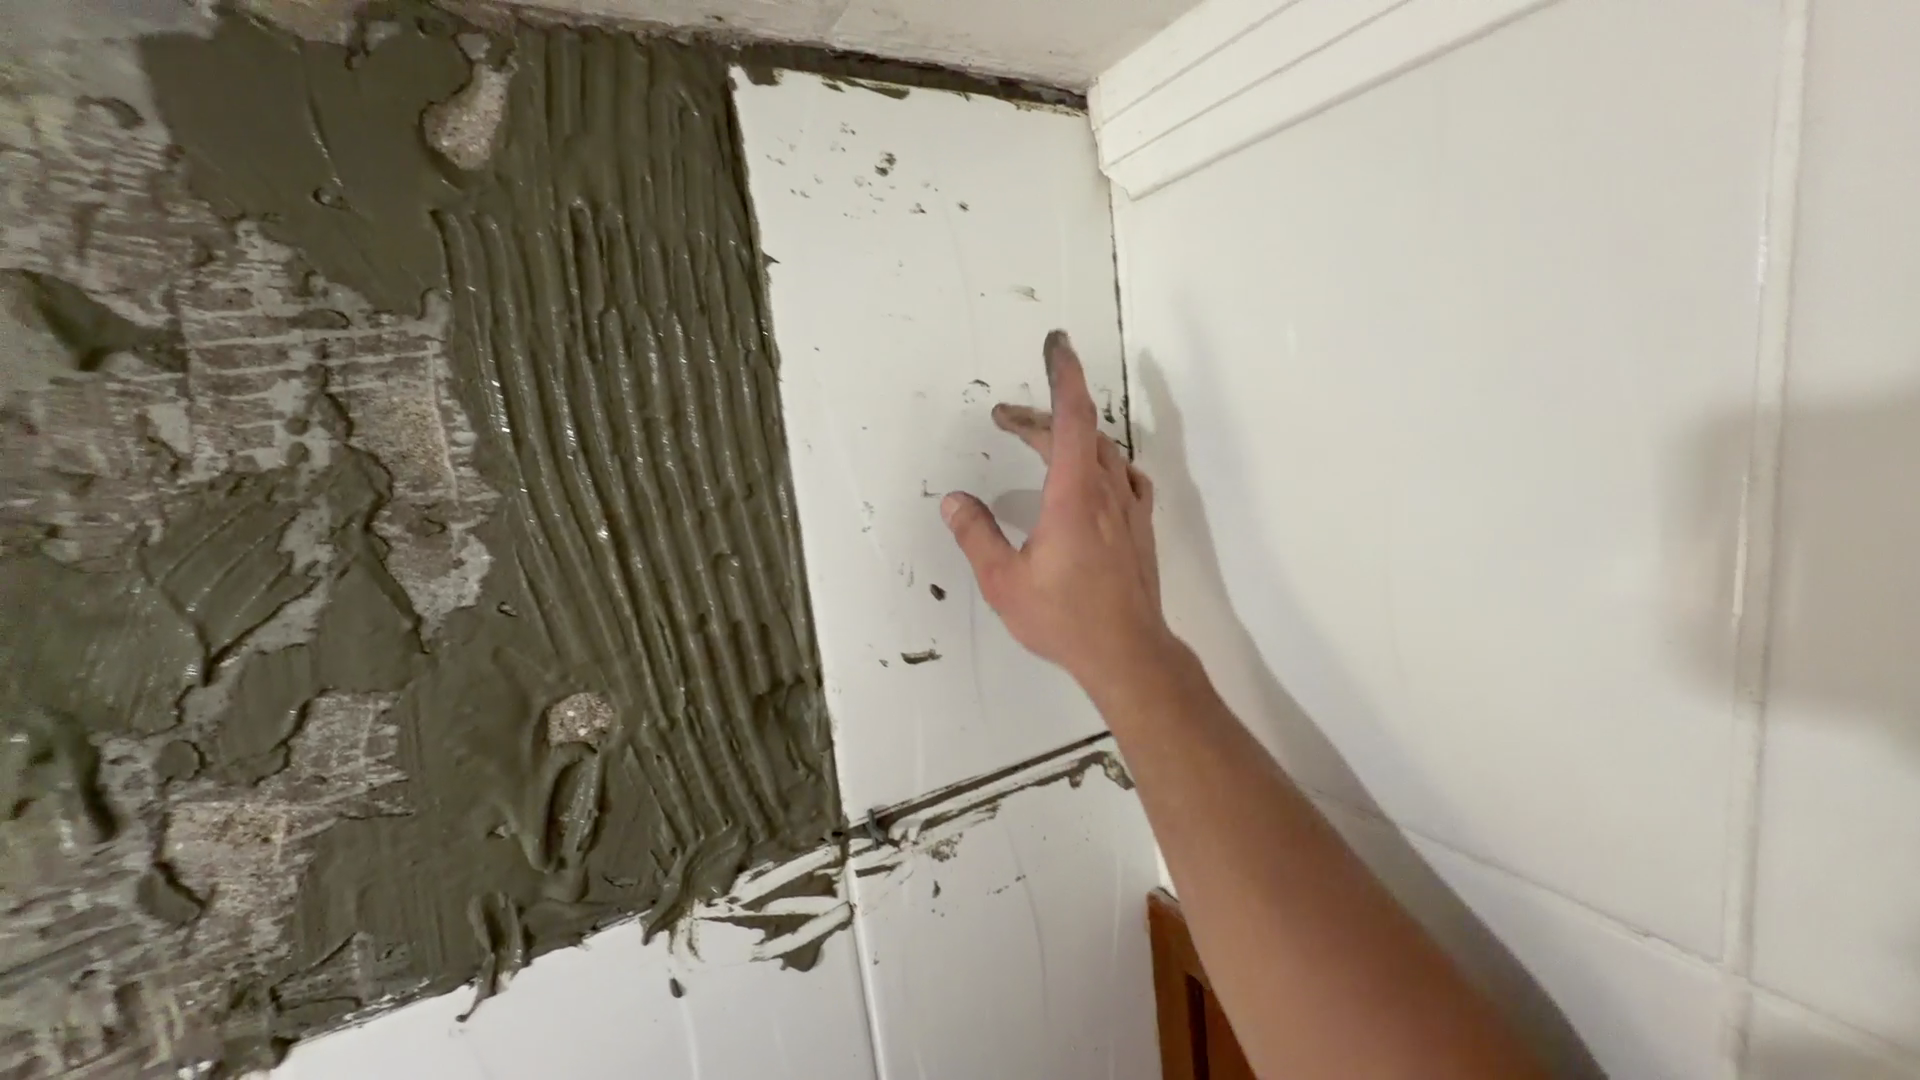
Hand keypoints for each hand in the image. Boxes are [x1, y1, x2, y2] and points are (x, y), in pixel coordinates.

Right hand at [941, 330, 1168, 689]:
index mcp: (1073, 495)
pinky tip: (1094, 475)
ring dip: (1069, 438)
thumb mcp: (1003, 580)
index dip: (1063, 375)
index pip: (1070, 417)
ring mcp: (1129, 509)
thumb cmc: (1064, 618)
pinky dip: (1102, 462)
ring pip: (1103, 453)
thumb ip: (975, 535)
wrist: (1127, 653)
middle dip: (1040, 417)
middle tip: (1005, 419)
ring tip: (1040, 443)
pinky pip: (1125, 478)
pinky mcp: (1139, 529)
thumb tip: (953, 501)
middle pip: (1079, 432)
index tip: (1055, 343)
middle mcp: (1106, 492)